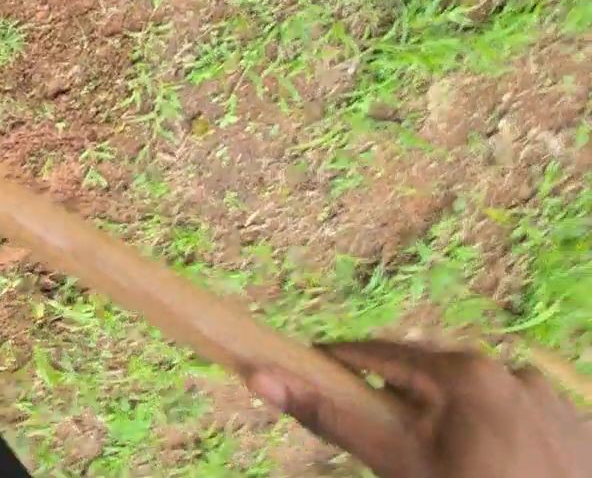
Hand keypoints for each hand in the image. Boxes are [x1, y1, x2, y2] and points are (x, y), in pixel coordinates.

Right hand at [249, 340, 591, 477]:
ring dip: (449, 409)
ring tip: (444, 447)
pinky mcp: (581, 425)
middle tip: (391, 431)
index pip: (376, 352)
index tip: (320, 374)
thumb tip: (255, 376)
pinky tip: (494, 457)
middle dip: (401, 394)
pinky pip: (516, 409)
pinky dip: (495, 424)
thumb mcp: (398, 462)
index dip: (342, 364)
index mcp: (462, 370)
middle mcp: (508, 370)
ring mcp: (553, 397)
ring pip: (472, 389)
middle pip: (427, 370)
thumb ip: (330, 417)